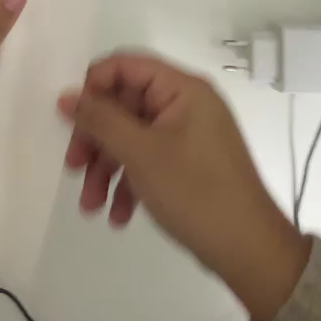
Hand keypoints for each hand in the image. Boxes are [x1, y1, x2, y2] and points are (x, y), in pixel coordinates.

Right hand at [59, 53, 309, 320]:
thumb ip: (101, 119)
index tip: (68, 116)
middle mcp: (186, 105)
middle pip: (124, 105)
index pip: (126, 66)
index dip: (93, 85)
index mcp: (183, 89)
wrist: (252, 254)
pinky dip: (129, 183)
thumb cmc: (196, 193)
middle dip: (96, 139)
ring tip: (90, 205)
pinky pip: (148, 161)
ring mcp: (189, 136)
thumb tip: (67, 95)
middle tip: (73, 166)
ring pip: (132, 138)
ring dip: (107, 168)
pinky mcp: (189, 165)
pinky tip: (117, 215)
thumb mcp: (140, 153)